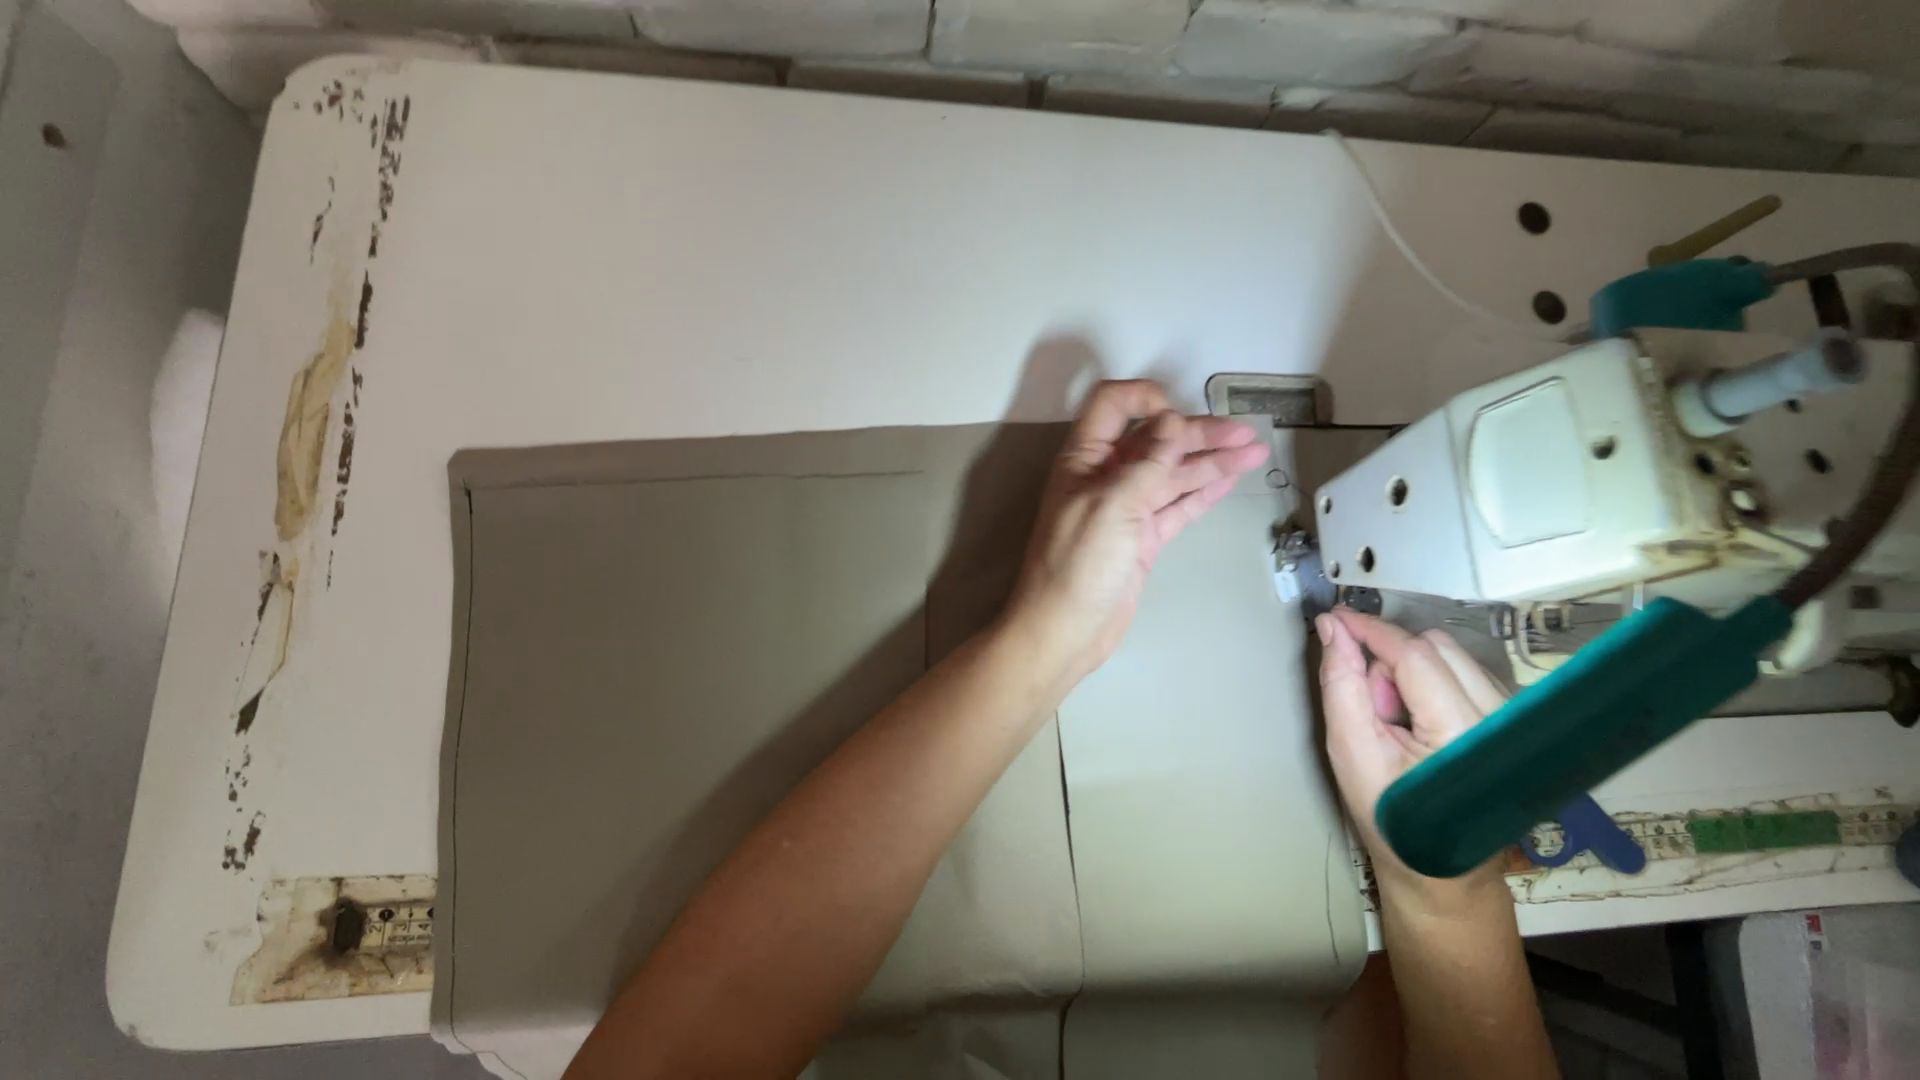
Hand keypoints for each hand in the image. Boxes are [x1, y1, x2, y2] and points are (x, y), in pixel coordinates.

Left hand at [1007, 380, 1269, 687]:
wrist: (1064, 631)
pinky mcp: (1143, 538)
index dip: (1145, 398)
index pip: (1112, 406)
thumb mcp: (1112, 506)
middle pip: (1154, 440)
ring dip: (1210, 460)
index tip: (1180, 409)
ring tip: (1253, 451)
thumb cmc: (1078, 565)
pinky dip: (1203, 490)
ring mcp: (1126, 508)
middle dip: (1197, 433)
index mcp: (1084, 459)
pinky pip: (1177, 505)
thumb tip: (1173, 420)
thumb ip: (1146, 462)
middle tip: (1243, 433)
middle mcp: (1105, 477)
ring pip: (1172, 473)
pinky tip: (1230, 477)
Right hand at [1316, 608, 1509, 893]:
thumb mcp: (1351, 751)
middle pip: (1435, 647)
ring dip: (1411, 671)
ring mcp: (1515, 720)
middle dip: (1390, 658)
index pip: (1414, 654)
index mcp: (1463, 733)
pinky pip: (1466, 672)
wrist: (1442, 870)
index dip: (1371, 630)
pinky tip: (1418, 721)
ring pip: (1452, 656)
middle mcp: (1502, 719)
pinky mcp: (1514, 720)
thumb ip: (1341, 684)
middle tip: (1371, 702)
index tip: (1335, 617)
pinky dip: (1432, 682)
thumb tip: (1334, 629)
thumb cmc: (1391, 818)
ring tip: (1395, 719)